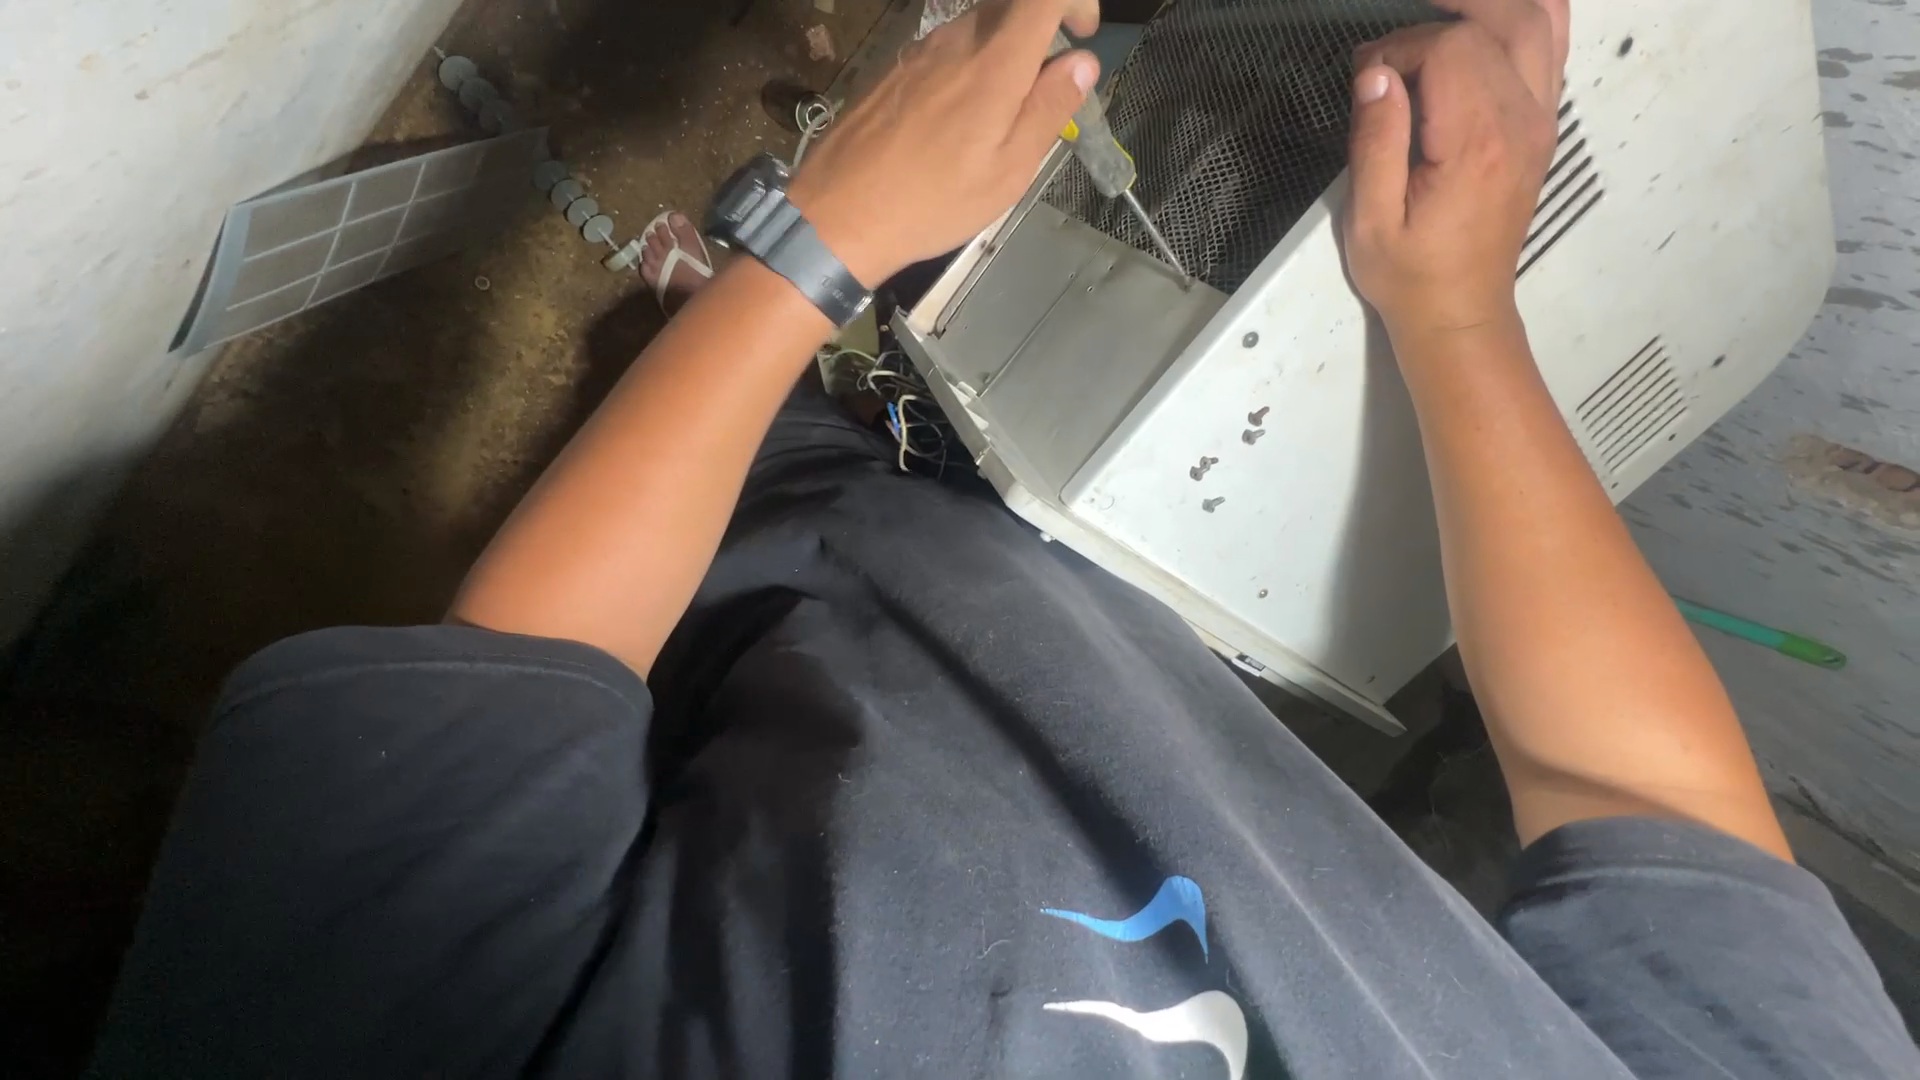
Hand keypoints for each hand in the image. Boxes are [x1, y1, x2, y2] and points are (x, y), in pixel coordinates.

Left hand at [786, 0, 1100, 286]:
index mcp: (994, 63)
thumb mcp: (1006, 172)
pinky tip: (953, 126)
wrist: (841, 215)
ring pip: (974, 31)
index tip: (1083, 33)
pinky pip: (942, 53)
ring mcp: (918, 53)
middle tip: (1042, 91)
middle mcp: (956, 41)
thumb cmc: (933, 204)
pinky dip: (965, 71)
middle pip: (1009, 7)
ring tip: (995, 119)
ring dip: (1000, 57)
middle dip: (1039, 34)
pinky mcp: (892, 71)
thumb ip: (1047, 110)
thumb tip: (1082, 63)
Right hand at [1343, 0, 1569, 343]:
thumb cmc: (1408, 274)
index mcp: (1476, 143)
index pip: (1449, 50)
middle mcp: (1522, 120)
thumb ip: (1375, 143)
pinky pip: (1550, 45)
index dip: (1399, 46)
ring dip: (1487, 3)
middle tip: (1392, 31)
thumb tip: (1374, 76)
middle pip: (1498, 20)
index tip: (1363, 75)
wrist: (1458, 310)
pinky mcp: (1542, 125)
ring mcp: (1541, 119)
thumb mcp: (1370, 220)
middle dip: (1438, 15)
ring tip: (1437, 10)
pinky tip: (1485, 24)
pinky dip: (1522, 17)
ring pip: (1538, 19)